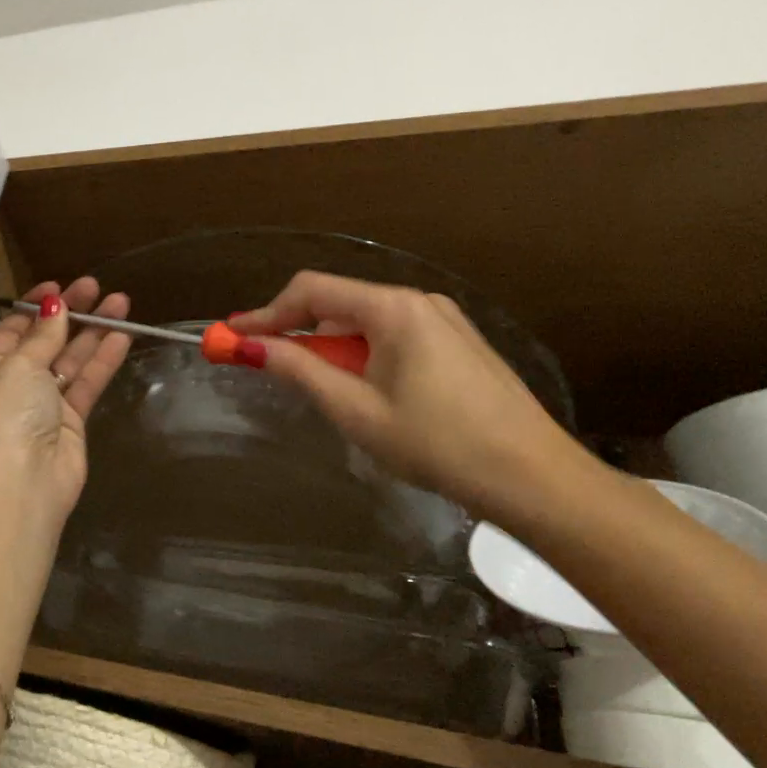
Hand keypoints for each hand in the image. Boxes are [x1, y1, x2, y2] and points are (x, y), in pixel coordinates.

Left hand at [0, 278, 131, 521]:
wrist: (24, 482)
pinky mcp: (71, 421)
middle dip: (71, 313)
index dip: (37, 305)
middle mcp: (14, 383)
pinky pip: (87, 382)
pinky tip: (123, 335)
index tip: (61, 284)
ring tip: (122, 303)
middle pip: (46, 340)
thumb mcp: (19, 366)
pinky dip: (103, 359)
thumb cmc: (9, 415)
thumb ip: (42, 335)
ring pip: (71, 359)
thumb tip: (55, 305)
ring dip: (94, 331)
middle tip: (98, 287)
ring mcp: (44, 403)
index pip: (13, 328)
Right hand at [230, 271, 587, 515]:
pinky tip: (362, 390)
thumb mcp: (355, 409)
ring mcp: (444, 320)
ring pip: (365, 321)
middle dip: (295, 329)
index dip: (265, 314)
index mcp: (392, 308)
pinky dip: (362, 353)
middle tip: (263, 363)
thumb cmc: (436, 443)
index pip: (311, 290)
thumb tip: (248, 348)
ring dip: (329, 345)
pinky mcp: (458, 344)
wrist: (533, 477)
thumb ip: (299, 369)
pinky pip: (393, 336)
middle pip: (338, 302)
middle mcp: (418, 301)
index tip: (232, 339)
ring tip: (314, 386)